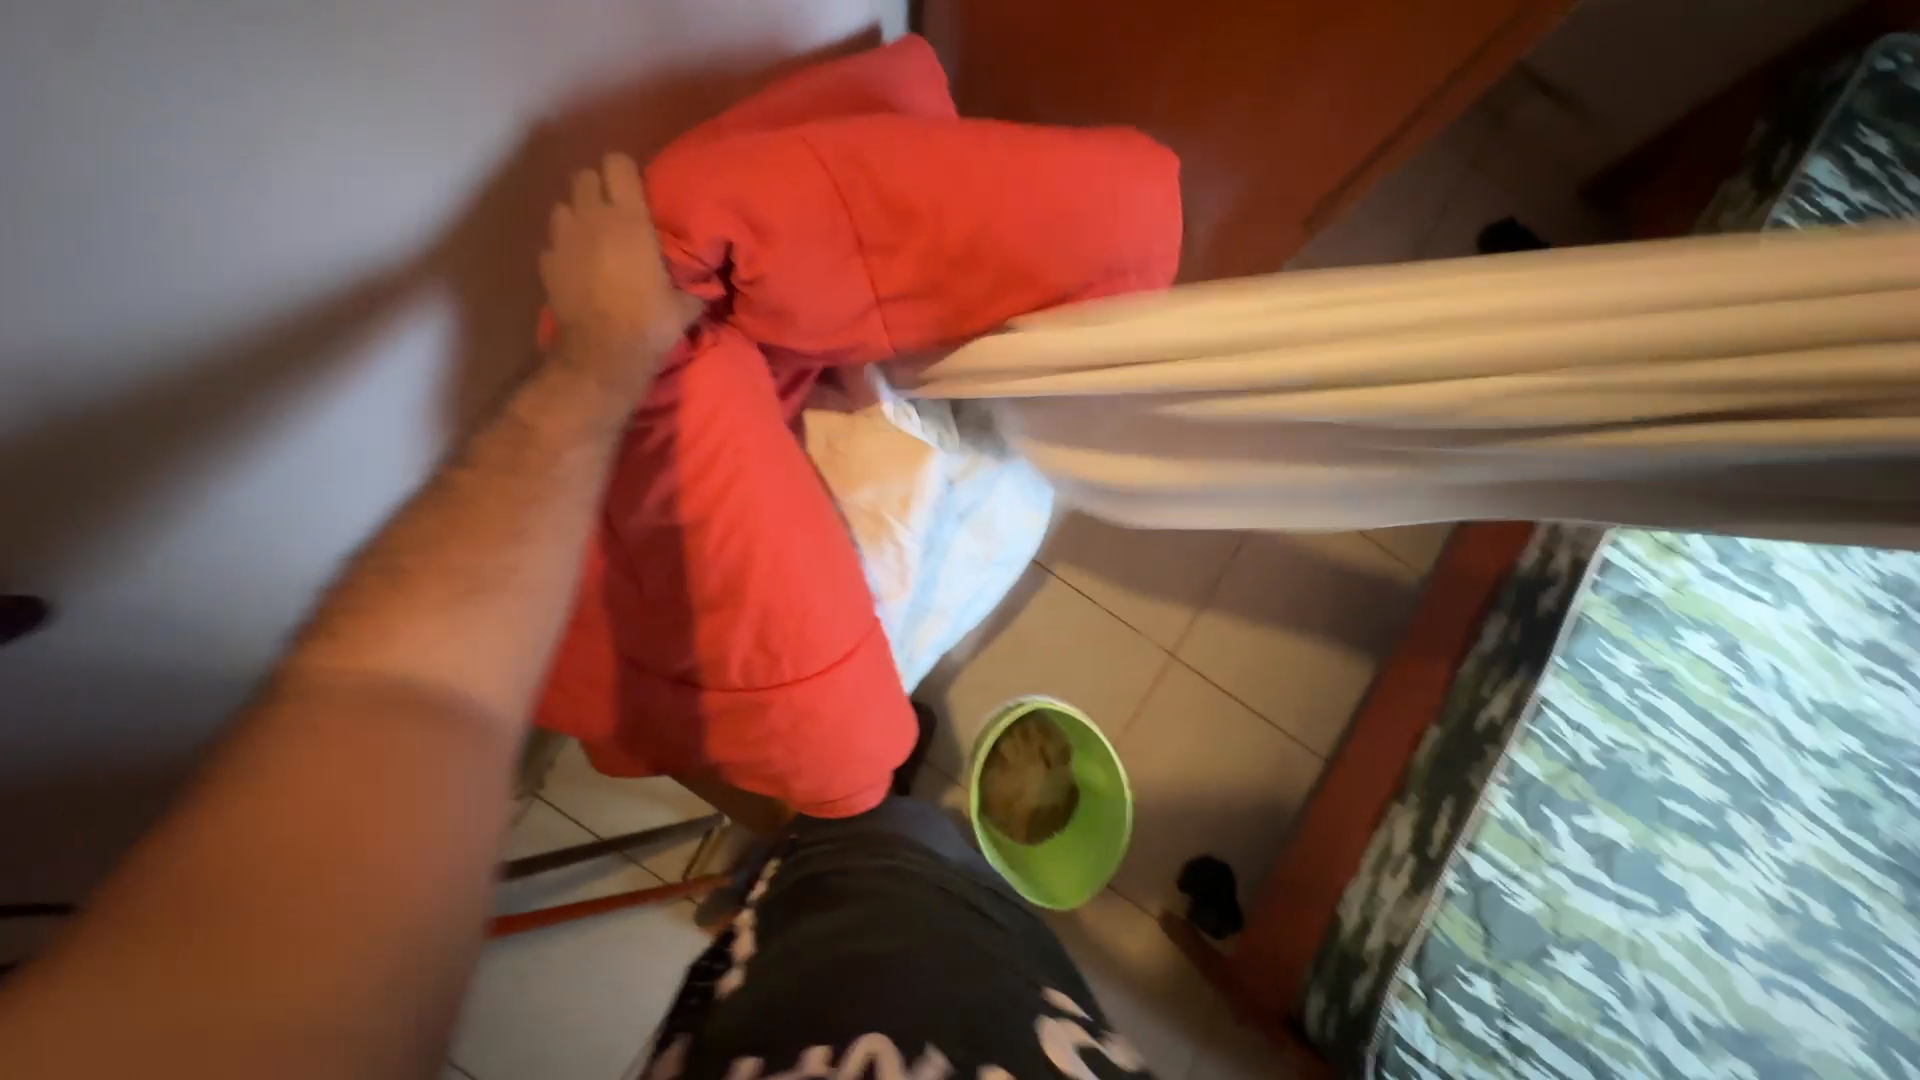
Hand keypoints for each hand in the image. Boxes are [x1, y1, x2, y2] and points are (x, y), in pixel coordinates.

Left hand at [539, 153, 700, 397]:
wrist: (603, 354)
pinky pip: (554, 242)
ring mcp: (563, 239)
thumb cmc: (649, 324)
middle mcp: (592, 218)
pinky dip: (564, 249)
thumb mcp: (685, 306)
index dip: (626, 172)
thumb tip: (707, 284)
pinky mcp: (546, 262)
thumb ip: (692, 286)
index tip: (636, 190)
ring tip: (593, 238)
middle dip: (597, 188)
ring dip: (578, 216)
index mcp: (629, 219)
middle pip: (584, 176)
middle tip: (614, 212)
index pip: (617, 163)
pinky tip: (578, 268)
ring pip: (564, 206)